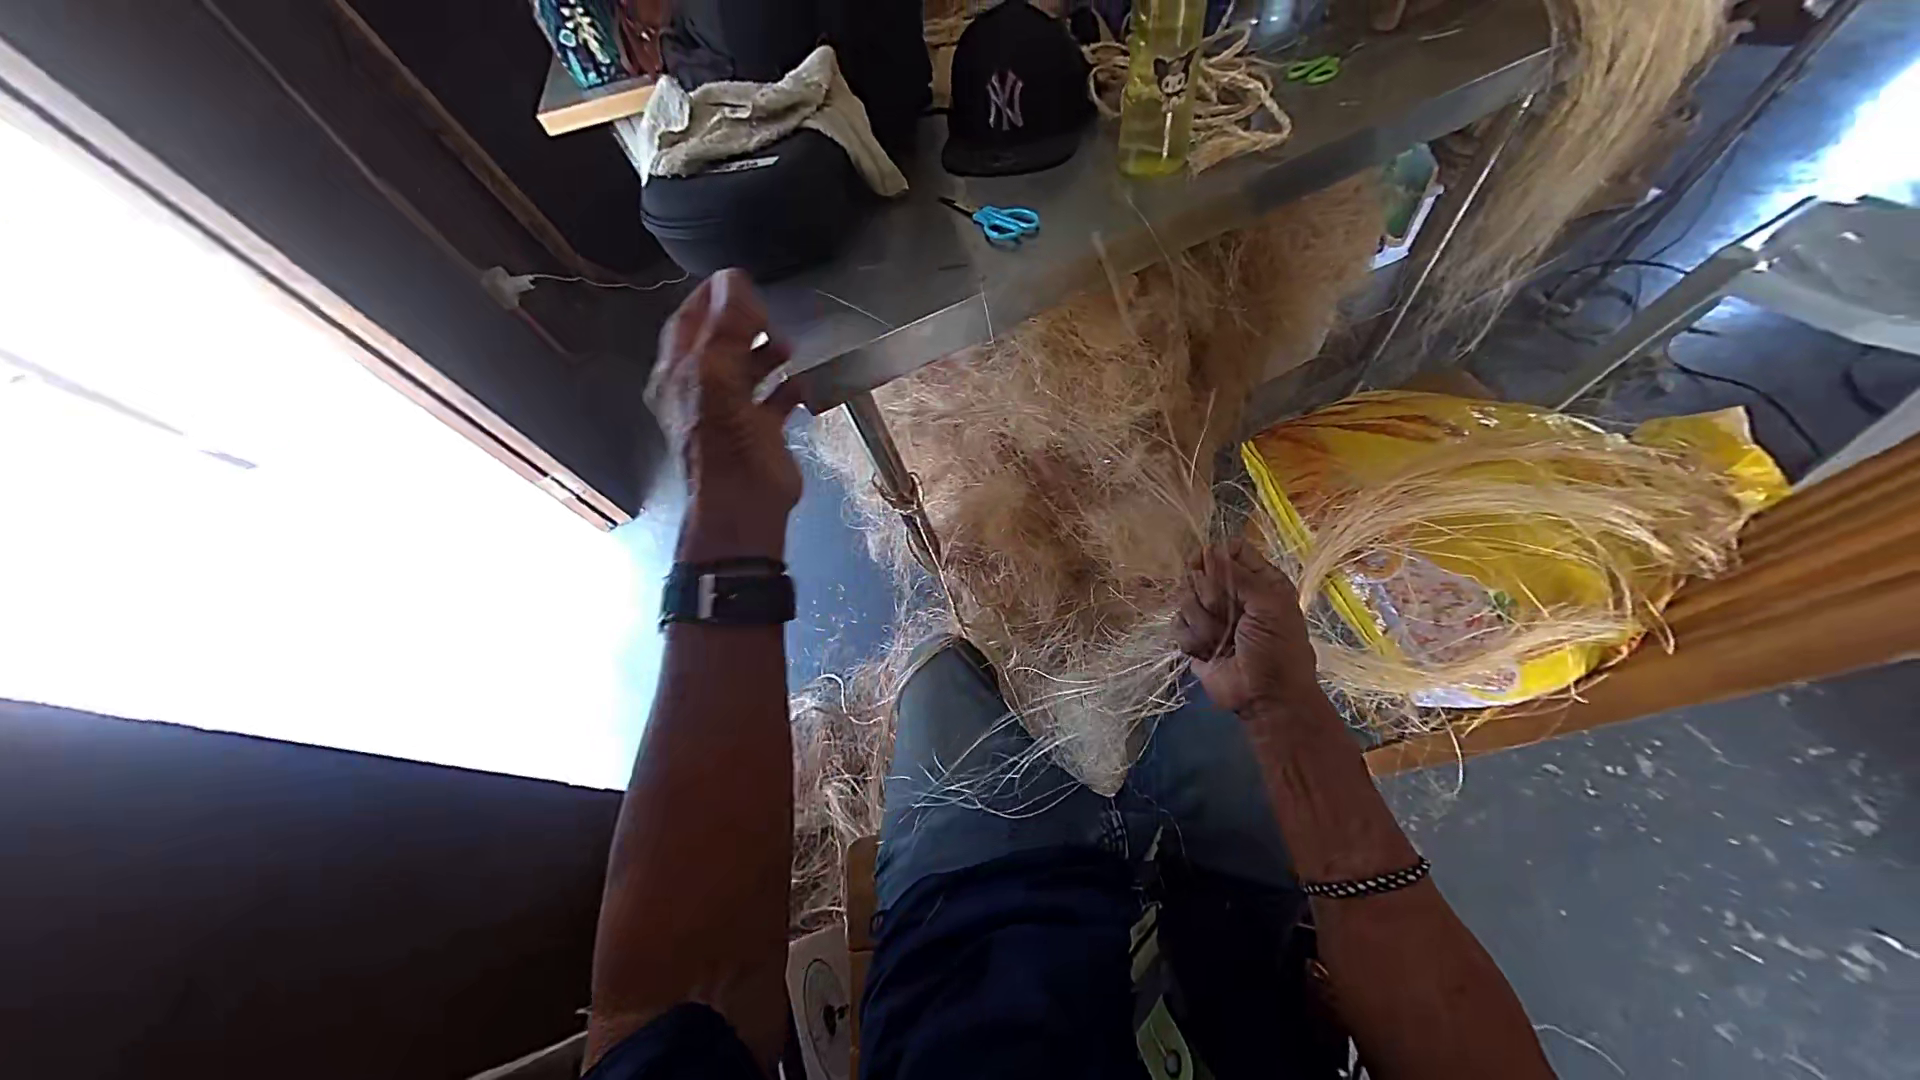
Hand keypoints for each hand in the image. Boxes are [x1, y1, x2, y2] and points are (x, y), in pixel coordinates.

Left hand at [647, 270, 801, 556]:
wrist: (745, 503)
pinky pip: (773, 399)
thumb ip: (727, 327)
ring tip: (788, 339)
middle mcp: (700, 390)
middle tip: (769, 308)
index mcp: (679, 374)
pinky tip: (804, 380)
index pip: (688, 320)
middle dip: (743, 323)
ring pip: (746, 370)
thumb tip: (734, 281)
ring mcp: (729, 413)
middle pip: (719, 343)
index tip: (738, 279)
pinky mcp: (758, 432)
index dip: (711, 296)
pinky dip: (788, 387)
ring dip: (766, 353)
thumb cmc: (725, 443)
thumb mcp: (719, 376)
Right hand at [1173, 542, 1320, 714]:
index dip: (1214, 555)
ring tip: (1222, 641)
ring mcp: (1211, 616)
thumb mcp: (1269, 606)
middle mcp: (1233, 594)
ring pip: (1185, 599)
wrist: (1265, 698)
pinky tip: (1208, 652)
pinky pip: (1177, 624)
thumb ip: (1239, 575)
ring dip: (1203, 623)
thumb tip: (1208, 550)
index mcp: (1259, 581)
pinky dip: (1192, 639)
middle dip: (1208, 596)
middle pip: (1200, 573)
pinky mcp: (1194, 637)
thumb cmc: (1276, 651)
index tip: (1204, 565)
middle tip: (1226, 614)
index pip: (1230, 550)